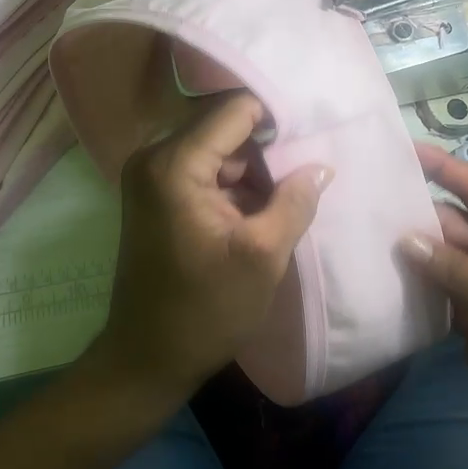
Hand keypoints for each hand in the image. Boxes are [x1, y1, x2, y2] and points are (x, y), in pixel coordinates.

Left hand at [95, 92, 332, 400]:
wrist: (147, 359)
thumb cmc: (205, 310)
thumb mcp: (263, 256)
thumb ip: (295, 200)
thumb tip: (321, 164)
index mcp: (174, 163)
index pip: (235, 109)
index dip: (276, 121)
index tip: (307, 145)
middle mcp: (154, 155)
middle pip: (224, 126)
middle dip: (264, 150)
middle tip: (297, 178)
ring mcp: (150, 173)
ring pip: (216, 147)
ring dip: (249, 170)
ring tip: (279, 201)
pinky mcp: (153, 191)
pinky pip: (202, 166)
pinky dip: (230, 183)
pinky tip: (253, 213)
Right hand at [397, 144, 467, 468]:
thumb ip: (459, 273)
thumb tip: (406, 237)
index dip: (448, 168)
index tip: (407, 146)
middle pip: (462, 220)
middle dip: (422, 208)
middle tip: (372, 192)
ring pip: (448, 251)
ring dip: (416, 244)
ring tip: (368, 224)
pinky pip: (443, 283)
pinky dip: (418, 276)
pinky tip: (384, 267)